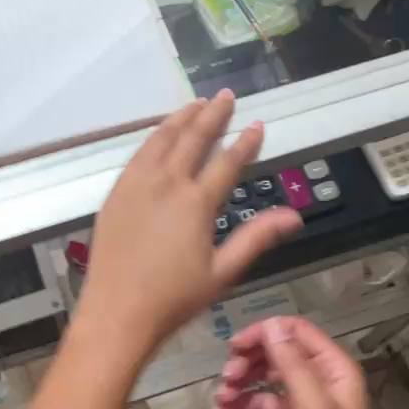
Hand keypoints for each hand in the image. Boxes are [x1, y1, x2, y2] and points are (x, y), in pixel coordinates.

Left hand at [74, 91, 300, 354]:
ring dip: (180, 118)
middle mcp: (165, 184)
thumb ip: (256, 238)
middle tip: (225, 96)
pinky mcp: (115, 194)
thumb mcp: (222, 272)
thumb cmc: (174, 299)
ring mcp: (135, 185)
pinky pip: (137, 154)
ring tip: (195, 104)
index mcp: (195, 203)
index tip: (257, 125)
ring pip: (160, 139)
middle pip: (192, 138)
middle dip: (212, 115)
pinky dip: (153, 137)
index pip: (227, 162)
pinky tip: (158, 135)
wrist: (117, 313)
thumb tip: (293, 216)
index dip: (245, 142)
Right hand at [214, 317, 386, 408]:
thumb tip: (271, 325)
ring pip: (267, 376)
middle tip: (227, 374)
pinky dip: (244, 403)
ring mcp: (305, 401)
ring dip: (242, 381)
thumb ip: (292, 364)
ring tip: (222, 397)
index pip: (297, 332)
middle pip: (279, 352)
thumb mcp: (314, 408)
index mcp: (335, 369)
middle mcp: (320, 379)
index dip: (266, 332)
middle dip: (250, 359)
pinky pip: (263, 402)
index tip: (236, 345)